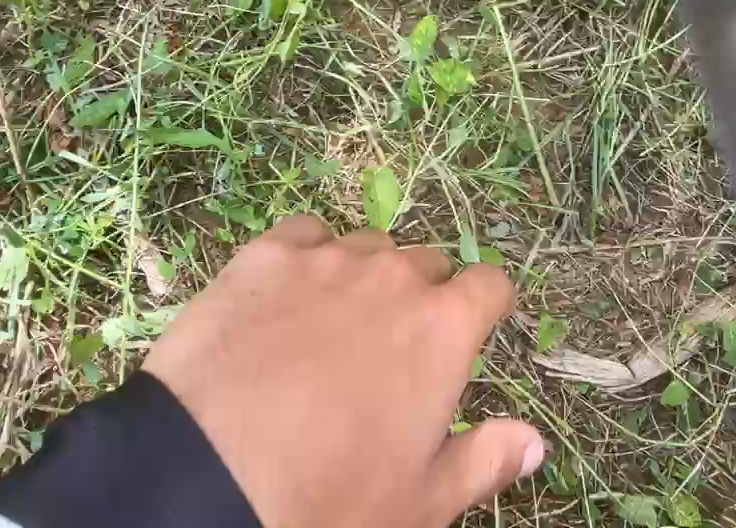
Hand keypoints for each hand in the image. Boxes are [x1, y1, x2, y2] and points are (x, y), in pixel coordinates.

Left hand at [142, 214, 544, 527]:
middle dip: (421, 297)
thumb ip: (488, 461)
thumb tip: (536, 443)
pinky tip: (285, 298)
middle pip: (427, 263)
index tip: (472, 328)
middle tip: (389, 350)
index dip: (486, 305)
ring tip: (331, 326)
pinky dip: (307, 256)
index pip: (491, 282)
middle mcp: (394, 275)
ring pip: (368, 248)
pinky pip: (306, 233)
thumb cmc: (327, 498)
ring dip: (365, 277)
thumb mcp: (420, 502)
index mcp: (443, 325)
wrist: (200, 485)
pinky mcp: (268, 254)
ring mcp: (329, 258)